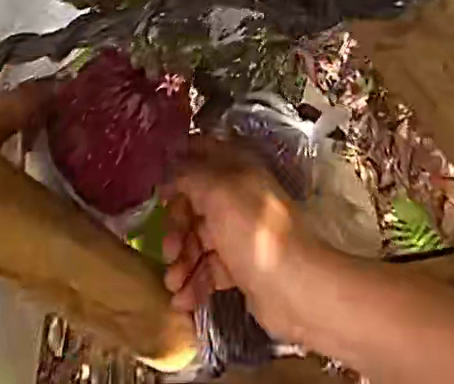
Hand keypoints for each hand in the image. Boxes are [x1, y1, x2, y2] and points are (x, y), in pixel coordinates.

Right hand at [160, 138, 321, 340]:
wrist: (297, 290)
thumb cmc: (253, 230)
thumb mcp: (215, 190)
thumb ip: (186, 175)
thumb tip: (167, 174)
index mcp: (235, 168)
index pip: (200, 152)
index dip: (176, 164)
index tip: (156, 183)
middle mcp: (236, 196)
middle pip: (193, 202)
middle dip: (176, 226)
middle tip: (167, 249)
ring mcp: (238, 233)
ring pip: (198, 238)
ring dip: (181, 260)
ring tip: (173, 283)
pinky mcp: (241, 267)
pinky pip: (209, 268)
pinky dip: (195, 282)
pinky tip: (183, 300)